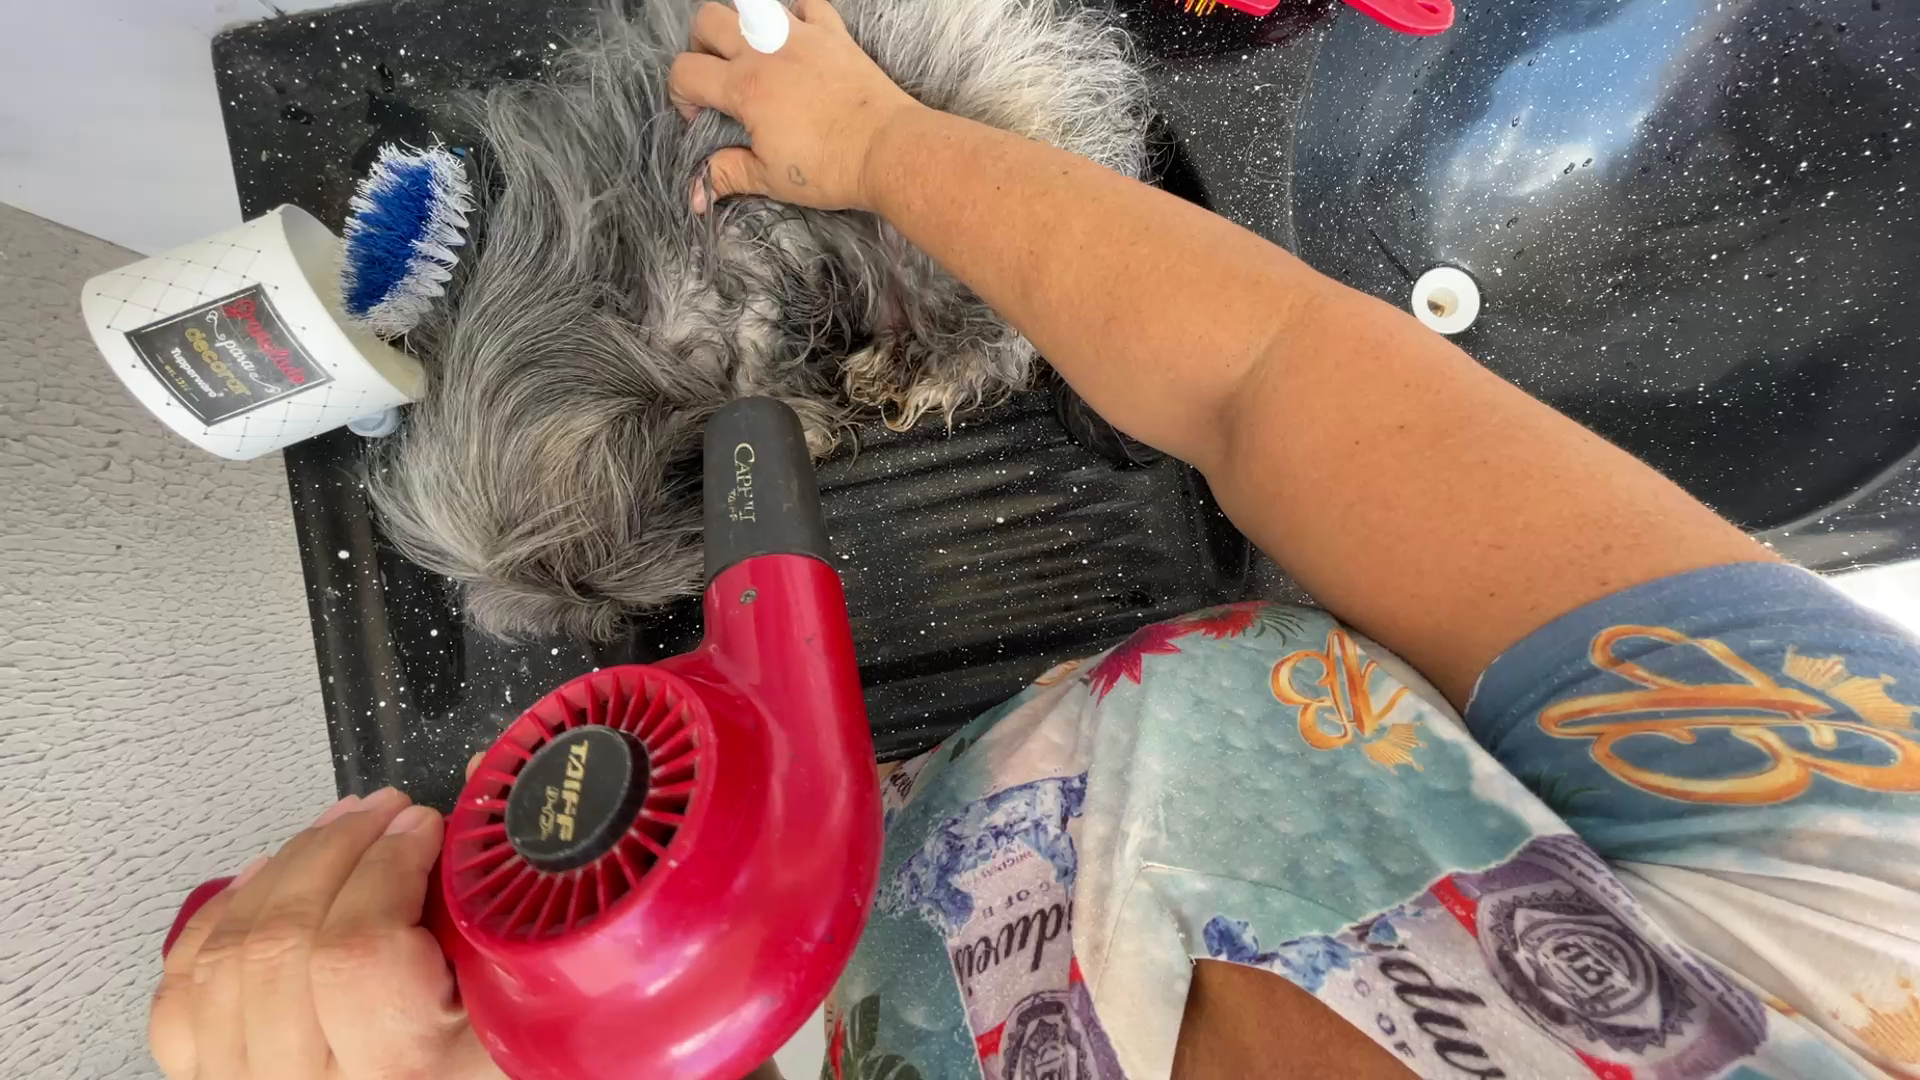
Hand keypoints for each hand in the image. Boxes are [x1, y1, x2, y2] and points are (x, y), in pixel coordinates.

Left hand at [150, 787, 501, 1079]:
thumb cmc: (502, 1039)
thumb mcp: (527, 980)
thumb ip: (503, 890)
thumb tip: (474, 779)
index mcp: (400, 1064)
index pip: (357, 953)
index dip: (385, 866)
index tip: (426, 822)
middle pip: (281, 946)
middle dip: (335, 849)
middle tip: (388, 807)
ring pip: (223, 959)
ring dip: (284, 868)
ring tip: (343, 823)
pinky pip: (183, 994)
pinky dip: (220, 918)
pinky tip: (267, 874)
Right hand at [668, 0, 924, 211]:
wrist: (887, 151)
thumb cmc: (831, 169)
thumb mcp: (773, 179)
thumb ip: (729, 175)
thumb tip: (695, 194)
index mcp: (745, 87)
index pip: (686, 73)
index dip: (681, 96)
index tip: (699, 119)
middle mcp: (765, 51)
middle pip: (707, 22)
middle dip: (700, 48)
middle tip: (717, 81)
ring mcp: (800, 36)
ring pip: (750, 5)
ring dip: (740, 25)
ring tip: (752, 60)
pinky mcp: (833, 35)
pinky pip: (807, 4)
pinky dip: (796, 15)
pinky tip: (798, 40)